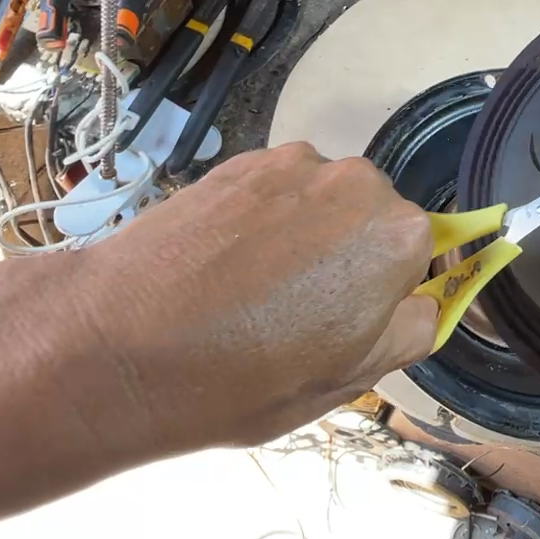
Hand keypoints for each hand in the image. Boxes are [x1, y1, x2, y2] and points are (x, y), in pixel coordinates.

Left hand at [56, 143, 436, 452]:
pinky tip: (223, 259)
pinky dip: (265, 216)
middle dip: (350, 256)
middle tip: (297, 309)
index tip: (347, 321)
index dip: (386, 294)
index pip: (421, 259)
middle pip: (374, 220)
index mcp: (398, 236)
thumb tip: (422, 300)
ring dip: (307, 232)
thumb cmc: (243, 377)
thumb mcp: (348, 380)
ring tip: (251, 284)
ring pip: (324, 201)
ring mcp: (294, 162)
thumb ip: (410, 329)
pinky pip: (279, 188)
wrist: (116, 341)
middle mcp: (357, 181)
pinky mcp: (242, 158)